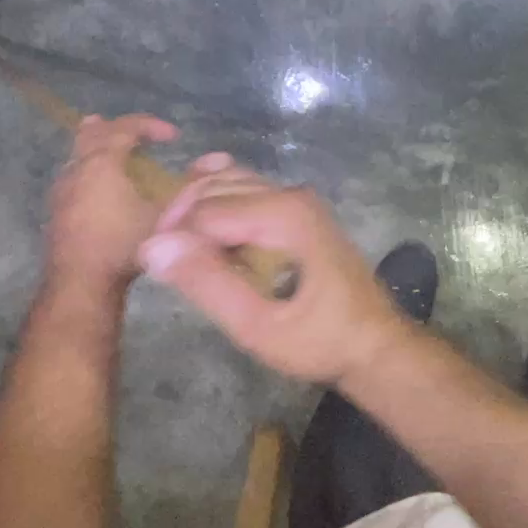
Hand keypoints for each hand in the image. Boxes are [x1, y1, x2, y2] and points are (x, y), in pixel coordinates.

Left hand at [46, 114, 178, 295]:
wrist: (80, 283)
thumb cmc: (123, 245)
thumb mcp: (167, 215)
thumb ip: (190, 188)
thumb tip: (217, 163)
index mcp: (103, 163)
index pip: (126, 127)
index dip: (151, 125)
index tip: (174, 136)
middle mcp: (78, 169)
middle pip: (92, 133)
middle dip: (116, 127)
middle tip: (136, 131)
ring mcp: (62, 189)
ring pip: (78, 153)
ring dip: (98, 147)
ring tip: (112, 149)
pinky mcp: (57, 210)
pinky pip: (73, 174)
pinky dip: (89, 168)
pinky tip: (98, 186)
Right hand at [137, 160, 414, 383]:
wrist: (374, 344)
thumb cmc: (319, 342)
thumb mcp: (258, 327)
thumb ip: (208, 284)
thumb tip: (153, 246)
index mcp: (283, 215)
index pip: (204, 210)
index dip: (173, 238)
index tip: (156, 272)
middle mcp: (290, 194)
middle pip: (214, 188)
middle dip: (179, 218)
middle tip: (161, 262)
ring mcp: (297, 198)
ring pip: (229, 183)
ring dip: (196, 207)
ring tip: (176, 248)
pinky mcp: (297, 209)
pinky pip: (247, 190)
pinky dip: (218, 199)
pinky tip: (198, 215)